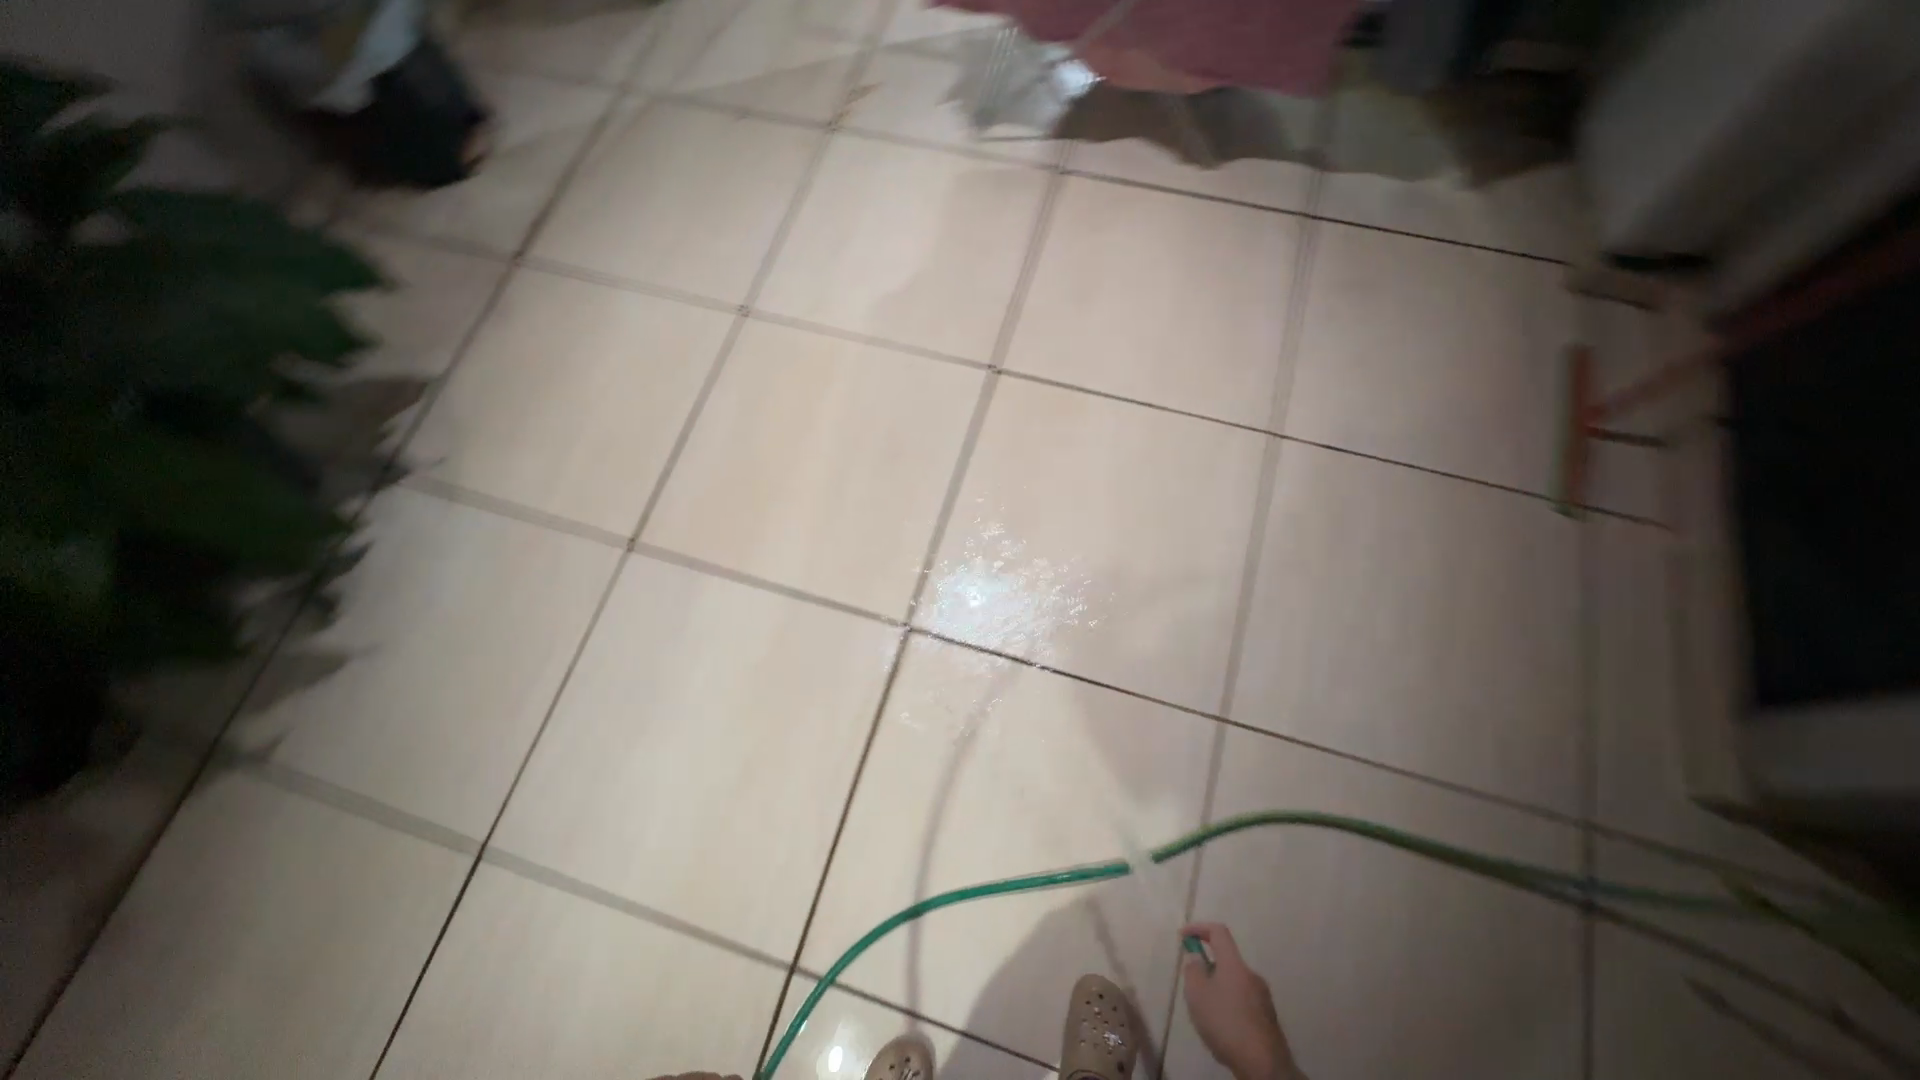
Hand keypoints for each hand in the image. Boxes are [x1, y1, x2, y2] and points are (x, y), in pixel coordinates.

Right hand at [1180, 923, 1301, 1079]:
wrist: (1263, 1064)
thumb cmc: (1226, 1023)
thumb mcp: (1197, 995)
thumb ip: (1193, 971)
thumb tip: (1197, 959)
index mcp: (1235, 965)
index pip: (1218, 932)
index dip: (1199, 928)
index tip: (1183, 936)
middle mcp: (1252, 975)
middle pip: (1227, 961)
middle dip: (1207, 968)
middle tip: (1192, 988)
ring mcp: (1263, 997)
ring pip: (1234, 984)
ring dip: (1217, 990)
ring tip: (1205, 1015)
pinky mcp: (1267, 1018)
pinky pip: (1243, 1003)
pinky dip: (1229, 1007)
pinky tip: (1222, 1030)